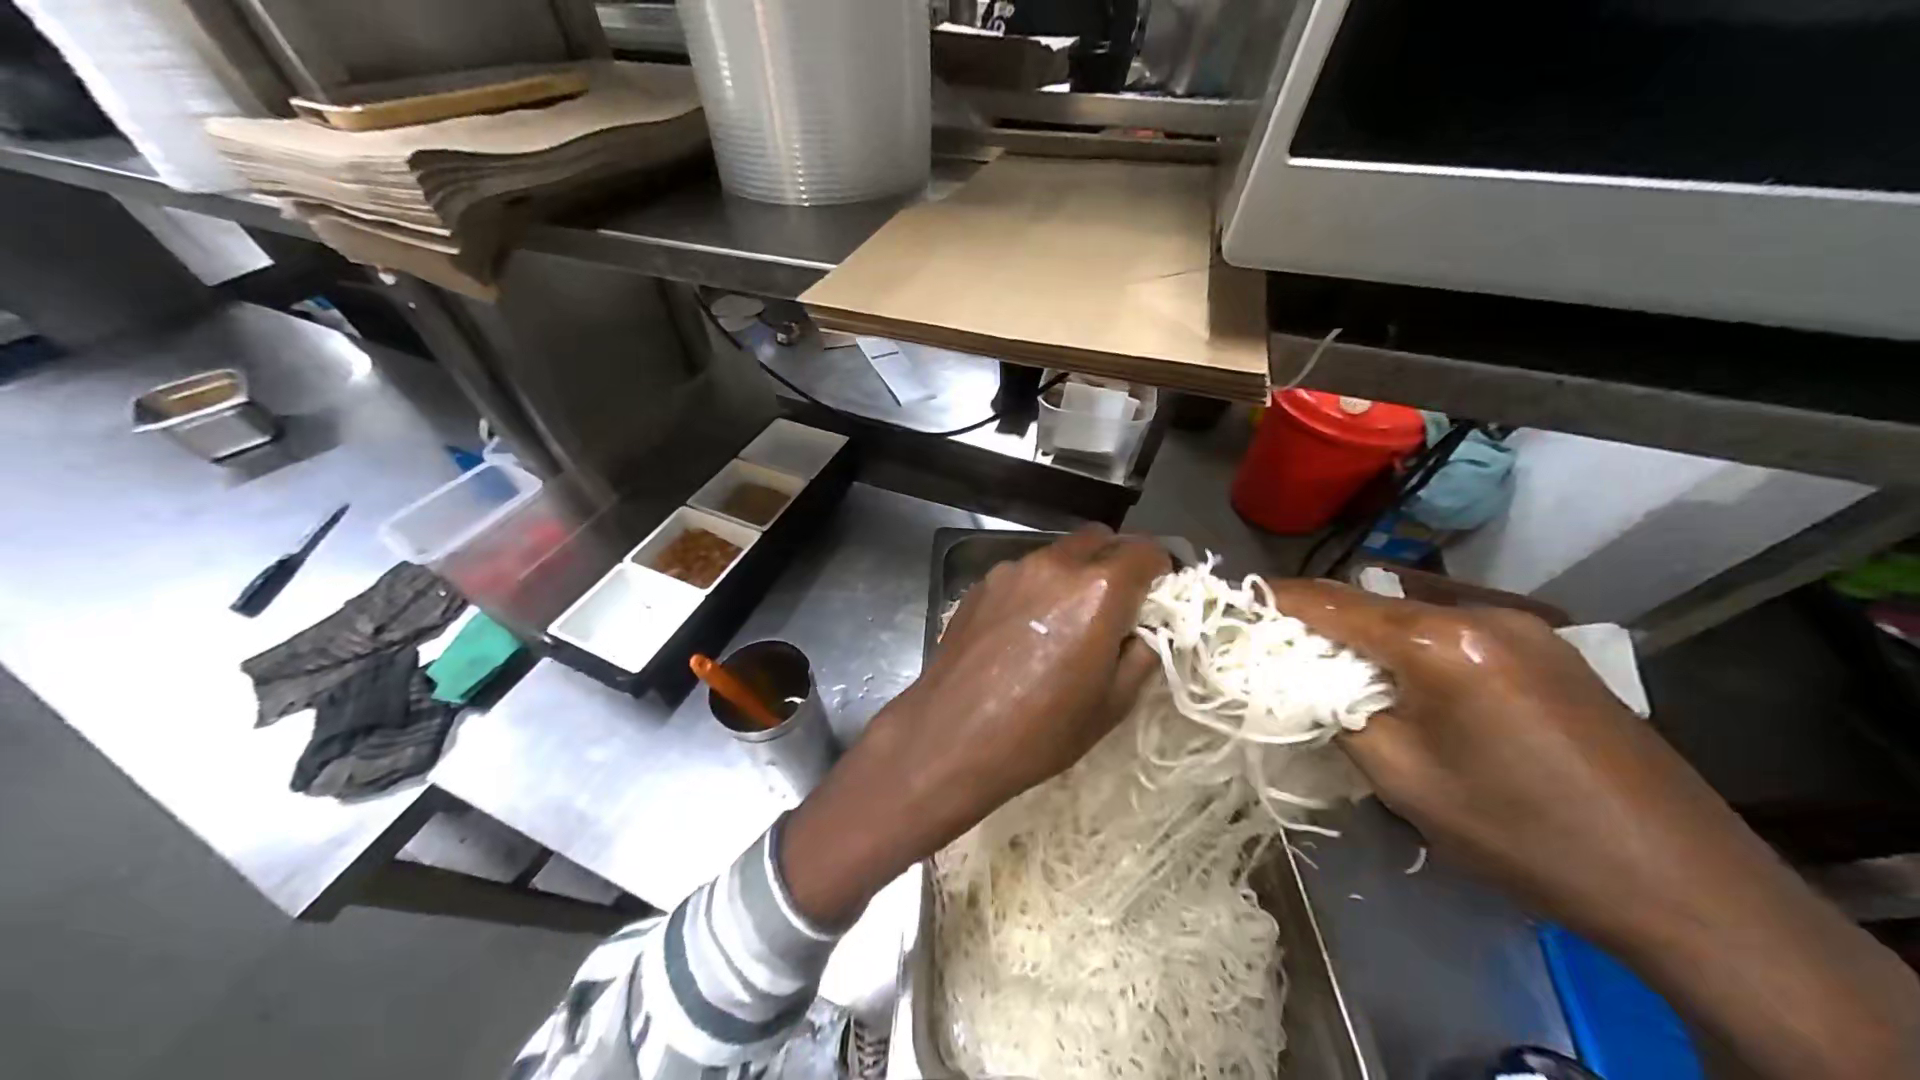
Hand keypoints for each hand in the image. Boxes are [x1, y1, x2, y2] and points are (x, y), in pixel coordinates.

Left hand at [905, 525, 1169, 810]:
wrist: (950, 737)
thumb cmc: (1041, 730)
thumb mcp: (1112, 704)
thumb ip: (1143, 653)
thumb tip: (1146, 629)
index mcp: (1098, 589)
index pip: (1146, 551)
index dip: (1159, 572)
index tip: (1154, 600)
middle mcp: (1054, 565)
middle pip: (1099, 539)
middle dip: (1117, 563)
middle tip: (1115, 608)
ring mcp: (1011, 570)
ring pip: (1058, 554)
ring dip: (1075, 574)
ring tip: (1064, 622)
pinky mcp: (980, 585)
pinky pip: (1024, 572)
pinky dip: (1038, 588)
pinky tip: (1024, 631)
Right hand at [1269, 579, 1919, 1079]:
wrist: (1679, 881)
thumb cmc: (1520, 833)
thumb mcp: (1404, 779)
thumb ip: (1341, 714)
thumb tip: (1310, 684)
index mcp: (1439, 643)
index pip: (1329, 603)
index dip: (1272, 600)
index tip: (1229, 603)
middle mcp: (1479, 614)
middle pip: (1368, 601)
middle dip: (1312, 617)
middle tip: (1269, 640)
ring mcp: (1522, 626)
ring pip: (1409, 613)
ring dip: (1362, 631)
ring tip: (1327, 662)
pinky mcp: (1547, 649)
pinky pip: (1451, 630)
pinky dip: (1407, 643)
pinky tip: (1399, 676)